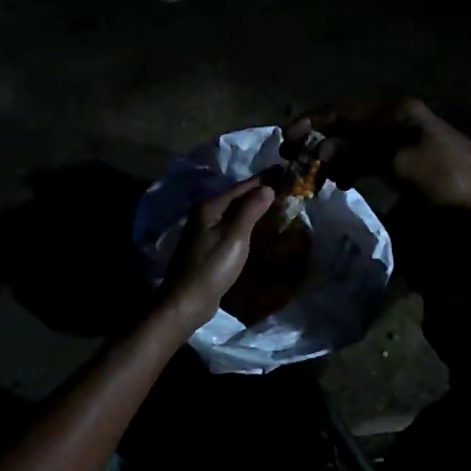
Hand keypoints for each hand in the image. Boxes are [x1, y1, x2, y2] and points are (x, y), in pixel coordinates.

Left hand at [161, 176, 276, 327]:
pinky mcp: (207, 246)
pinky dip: (245, 221)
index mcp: (210, 207)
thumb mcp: (234, 237)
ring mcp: (204, 230)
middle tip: (283, 184)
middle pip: (236, 197)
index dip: (264, 179)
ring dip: (252, 205)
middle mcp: (205, 214)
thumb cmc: (212, 267)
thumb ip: (250, 210)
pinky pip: (231, 225)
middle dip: (259, 190)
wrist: (186, 301)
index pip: (242, 187)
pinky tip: (256, 225)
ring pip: (233, 211)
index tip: (283, 169)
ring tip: (274, 201)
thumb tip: (267, 187)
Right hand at [286, 98, 470, 220]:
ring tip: (314, 176)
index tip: (285, 138)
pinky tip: (342, 182)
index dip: (311, 122)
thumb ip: (355, 153)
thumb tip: (319, 149)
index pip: (342, 110)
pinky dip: (352, 167)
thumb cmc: (447, 179)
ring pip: (357, 143)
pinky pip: (370, 157)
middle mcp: (397, 119)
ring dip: (334, 156)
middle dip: (318, 140)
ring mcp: (404, 138)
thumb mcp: (397, 164)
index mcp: (395, 112)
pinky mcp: (410, 159)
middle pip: (347, 125)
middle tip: (292, 160)